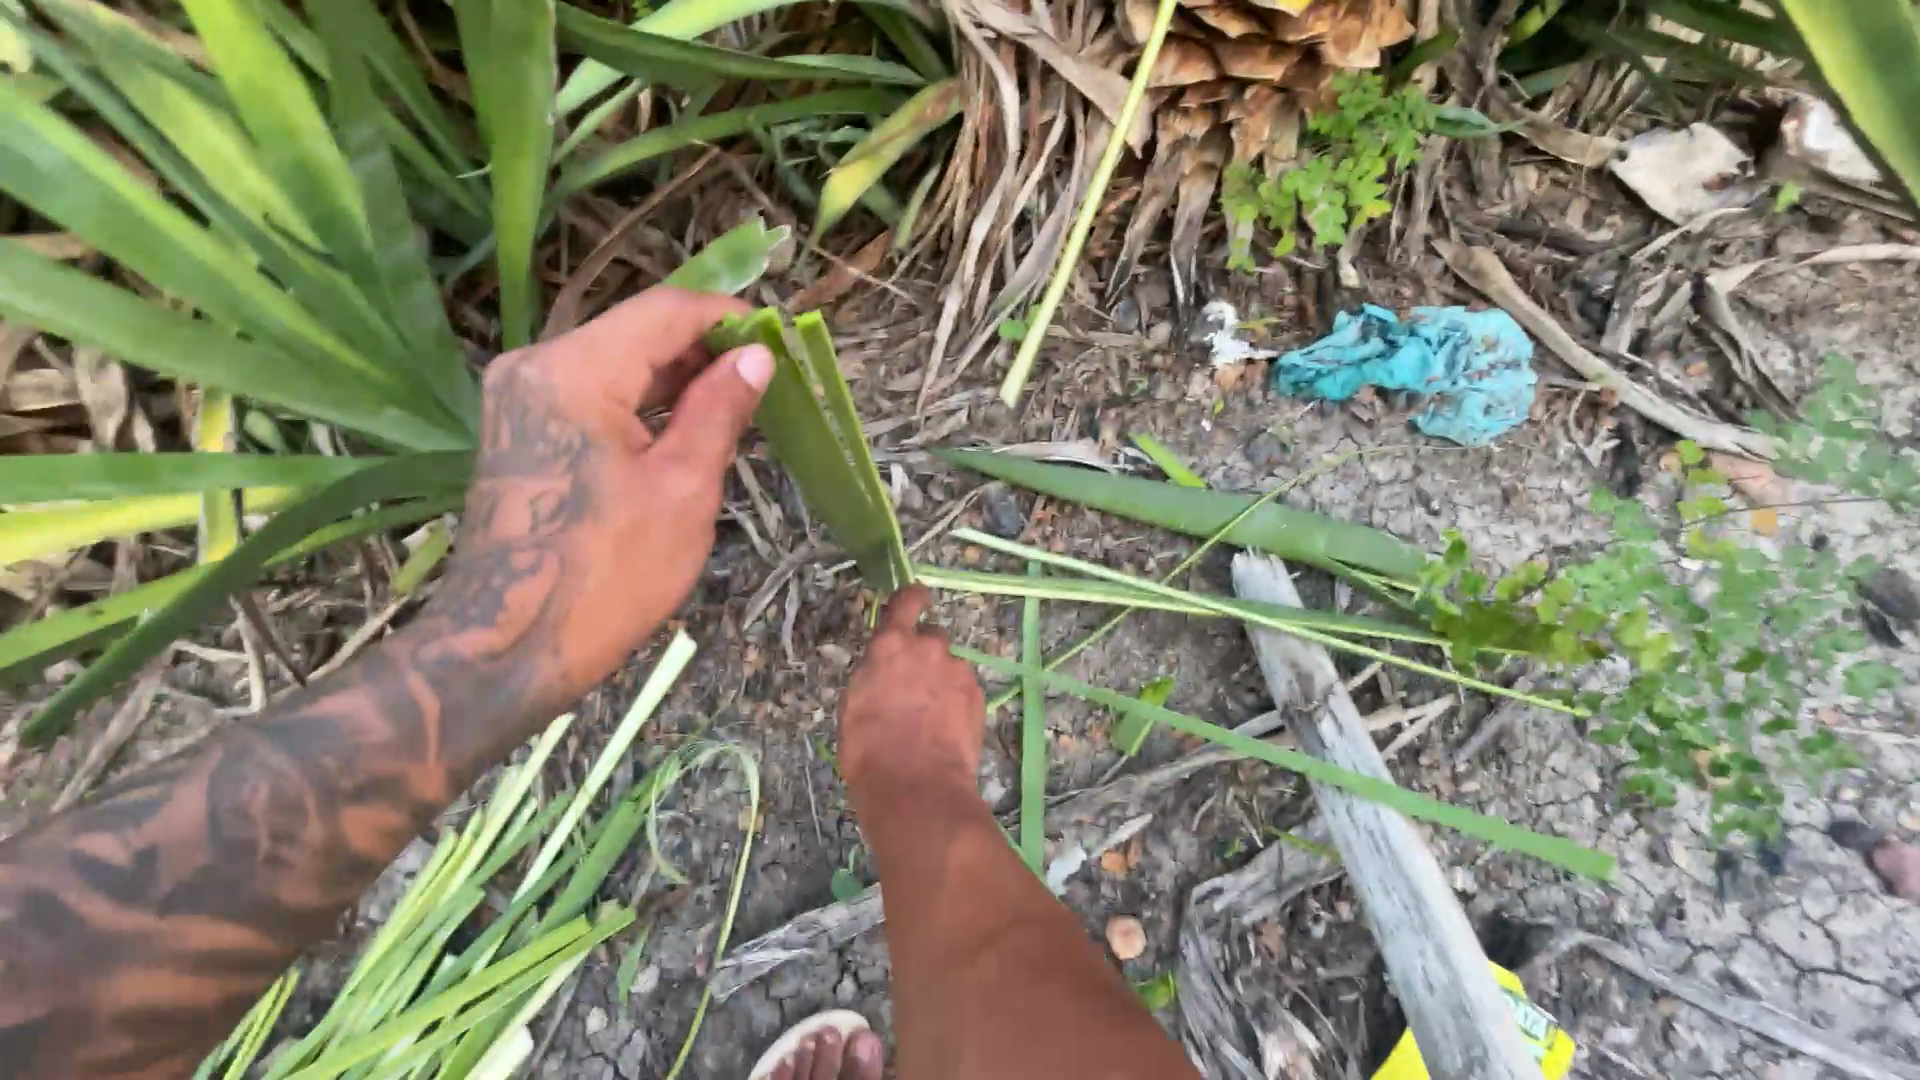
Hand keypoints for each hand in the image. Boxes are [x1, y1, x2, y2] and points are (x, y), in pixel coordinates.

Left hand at [428, 287, 772, 714]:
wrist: (512, 646)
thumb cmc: (611, 571)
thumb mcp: (684, 487)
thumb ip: (719, 410)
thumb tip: (757, 356)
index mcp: (575, 371)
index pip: (666, 311)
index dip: (729, 317)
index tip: (779, 340)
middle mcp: (537, 365)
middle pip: (637, 331)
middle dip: (705, 349)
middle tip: (767, 379)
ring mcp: (521, 398)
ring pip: (616, 363)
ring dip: (677, 377)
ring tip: (737, 404)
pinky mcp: (520, 430)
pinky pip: (594, 395)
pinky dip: (643, 404)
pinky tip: (686, 426)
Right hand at [841, 586, 985, 800]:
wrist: (916, 787)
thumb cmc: (869, 750)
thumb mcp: (854, 704)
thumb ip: (873, 673)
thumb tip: (883, 670)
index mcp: (890, 645)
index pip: (908, 600)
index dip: (913, 598)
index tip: (916, 599)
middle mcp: (928, 647)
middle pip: (932, 637)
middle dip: (925, 654)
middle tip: (914, 686)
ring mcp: (957, 670)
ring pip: (950, 666)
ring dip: (942, 681)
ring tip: (931, 717)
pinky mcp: (978, 695)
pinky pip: (965, 689)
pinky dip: (957, 702)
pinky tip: (946, 729)